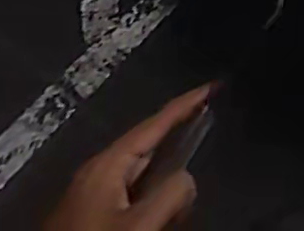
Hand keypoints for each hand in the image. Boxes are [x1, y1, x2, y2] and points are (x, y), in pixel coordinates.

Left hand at [44, 86, 211, 230]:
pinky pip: (130, 195)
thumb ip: (171, 194)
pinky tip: (164, 210)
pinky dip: (152, 196)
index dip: (188, 102)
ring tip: (189, 184)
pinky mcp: (89, 219)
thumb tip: (186, 179)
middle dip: (180, 139)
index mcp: (107, 164)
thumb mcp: (138, 227)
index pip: (156, 122)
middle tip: (210, 127)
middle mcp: (97, 172)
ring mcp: (90, 197)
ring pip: (141, 173)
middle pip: (149, 145)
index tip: (215, 86)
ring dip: (167, 176)